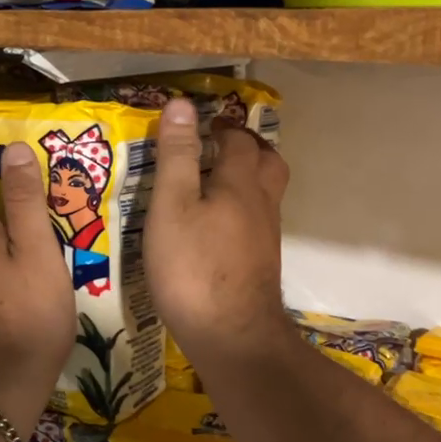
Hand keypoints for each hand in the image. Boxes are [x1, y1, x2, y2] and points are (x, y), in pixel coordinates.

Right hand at [145, 100, 292, 359]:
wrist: (233, 337)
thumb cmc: (193, 267)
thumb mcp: (172, 206)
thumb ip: (177, 155)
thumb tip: (182, 104)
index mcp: (240, 183)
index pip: (239, 141)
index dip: (222, 127)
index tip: (203, 122)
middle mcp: (261, 205)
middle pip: (268, 162)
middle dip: (248, 146)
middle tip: (220, 143)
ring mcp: (265, 237)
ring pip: (266, 193)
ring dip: (248, 176)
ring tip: (215, 180)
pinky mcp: (260, 264)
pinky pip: (257, 220)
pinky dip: (242, 207)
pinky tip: (216, 225)